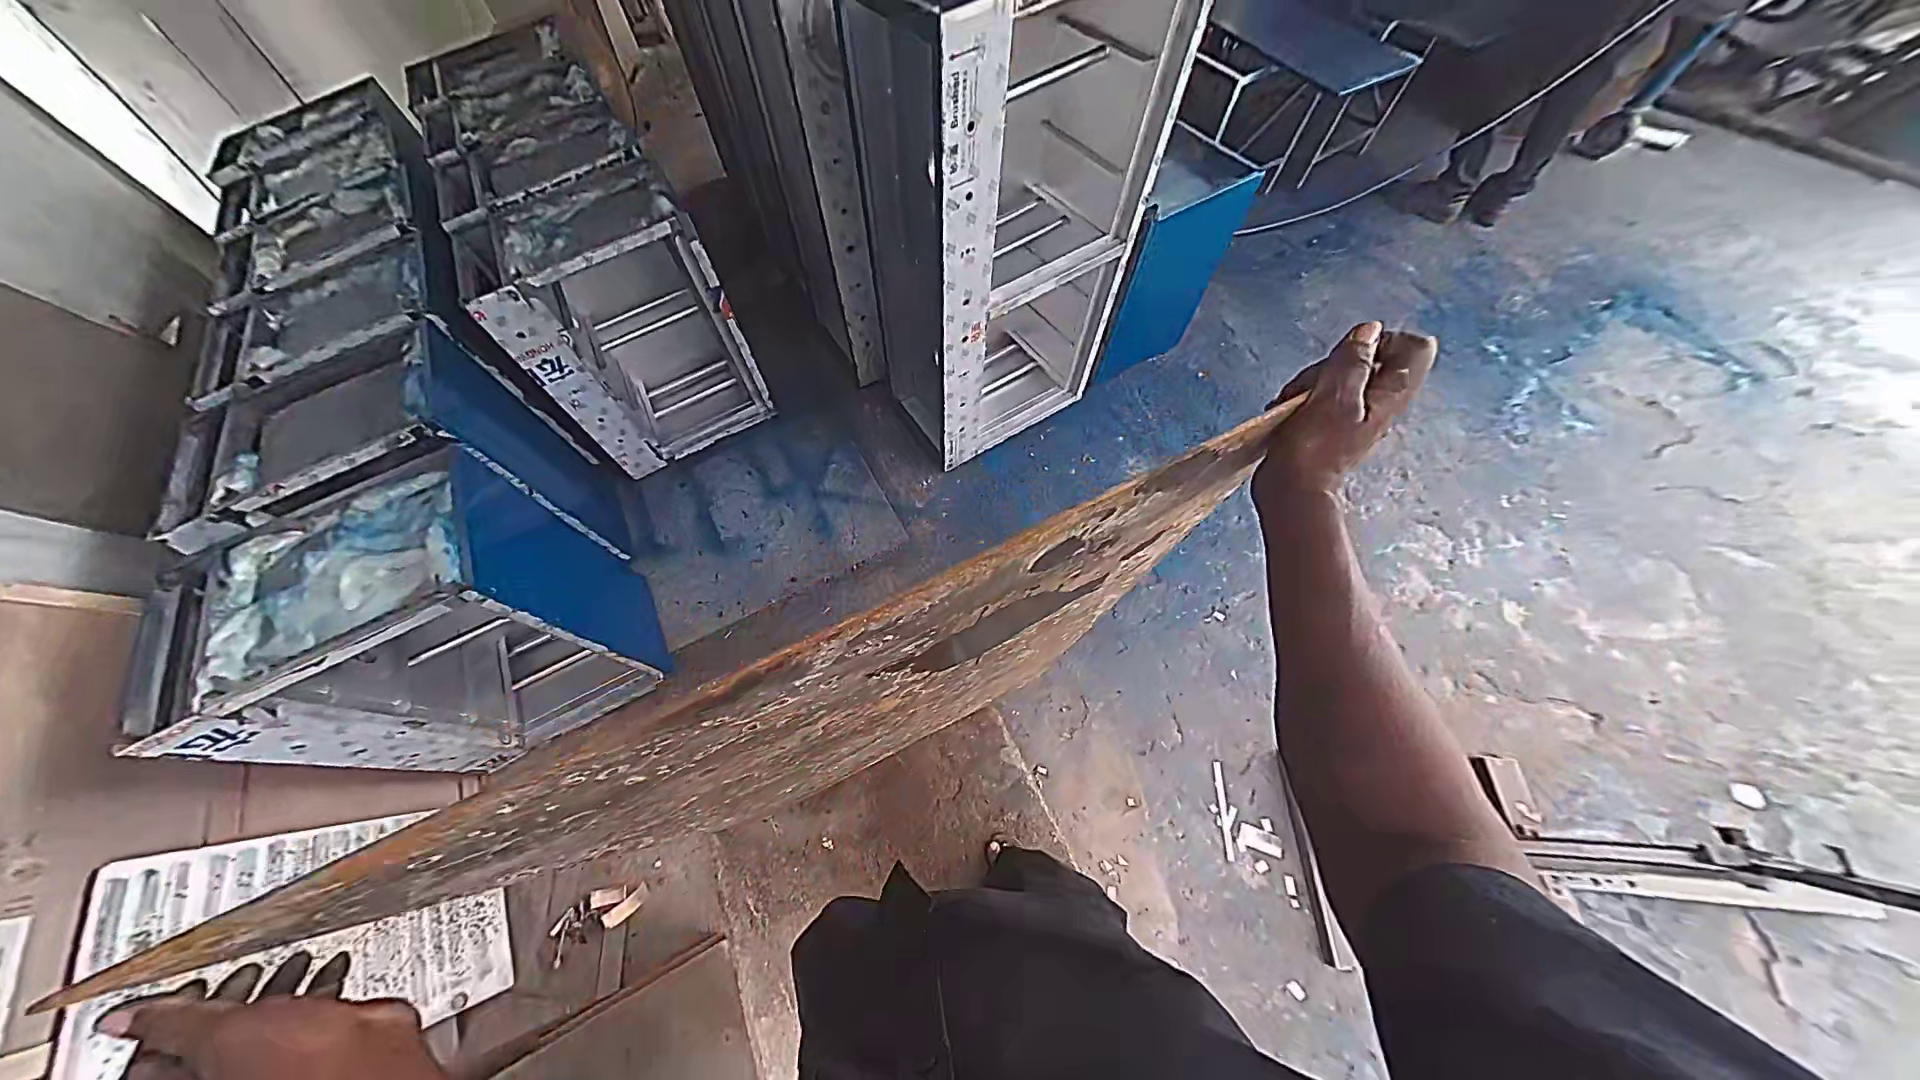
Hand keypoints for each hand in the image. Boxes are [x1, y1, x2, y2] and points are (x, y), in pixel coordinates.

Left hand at [97, 952, 446, 1079]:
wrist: (359, 1060)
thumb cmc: (288, 1064)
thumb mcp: (221, 1034)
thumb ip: (175, 1021)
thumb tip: (122, 1016)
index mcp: (192, 1075)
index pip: (160, 1050)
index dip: (173, 1014)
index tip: (193, 983)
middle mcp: (231, 1071)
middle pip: (219, 1034)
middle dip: (238, 994)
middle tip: (249, 968)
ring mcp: (277, 1060)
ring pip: (272, 1019)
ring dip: (284, 986)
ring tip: (298, 958)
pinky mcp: (322, 1041)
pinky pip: (314, 1007)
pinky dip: (322, 984)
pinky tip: (334, 966)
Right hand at [1252, 321, 1435, 505]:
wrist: (1290, 489)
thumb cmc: (1312, 448)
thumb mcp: (1332, 397)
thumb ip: (1352, 361)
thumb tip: (1369, 331)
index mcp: (1391, 394)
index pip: (1414, 347)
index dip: (1380, 342)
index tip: (1349, 357)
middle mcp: (1379, 402)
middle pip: (1368, 359)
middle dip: (1335, 363)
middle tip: (1313, 385)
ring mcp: (1353, 414)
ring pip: (1338, 376)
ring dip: (1312, 382)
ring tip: (1292, 402)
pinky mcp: (1328, 424)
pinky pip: (1320, 395)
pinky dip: (1303, 397)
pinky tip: (1288, 411)